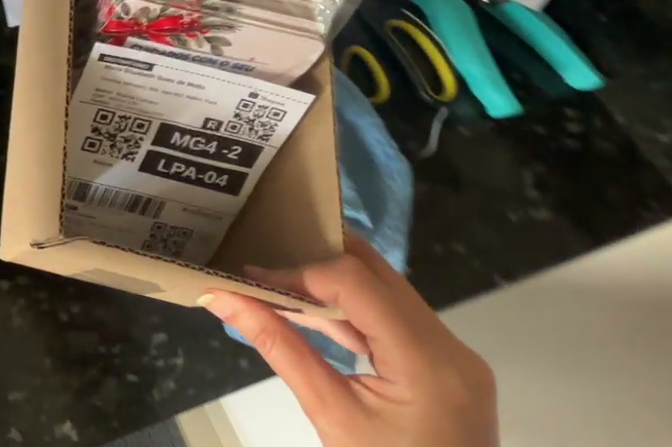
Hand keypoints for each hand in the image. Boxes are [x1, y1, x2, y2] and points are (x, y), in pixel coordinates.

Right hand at [200, 237, 497, 446]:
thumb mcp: (327, 413)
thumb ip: (277, 345)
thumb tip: (216, 294)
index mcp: (427, 361)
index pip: (354, 282)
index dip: (298, 271)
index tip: (252, 280)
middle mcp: (451, 347)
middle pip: (375, 271)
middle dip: (314, 258)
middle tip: (264, 262)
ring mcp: (455, 355)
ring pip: (384, 286)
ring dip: (329, 280)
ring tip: (279, 286)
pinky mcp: (446, 363)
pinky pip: (392, 313)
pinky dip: (348, 306)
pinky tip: (310, 312)